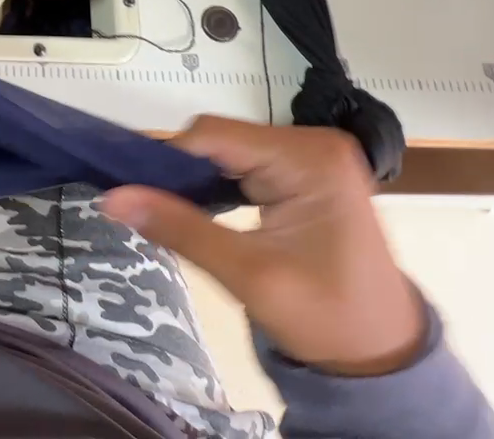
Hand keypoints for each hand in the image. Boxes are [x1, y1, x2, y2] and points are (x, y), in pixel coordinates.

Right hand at [101, 116, 424, 376]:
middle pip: (218, 140)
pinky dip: (216, 186)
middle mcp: (311, 144)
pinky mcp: (303, 174)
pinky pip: (240, 165)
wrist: (382, 359)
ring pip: (224, 151)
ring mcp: (309, 158)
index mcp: (310, 158)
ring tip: (174, 214)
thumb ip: (179, 229)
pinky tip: (201, 212)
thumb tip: (111, 198)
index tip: (133, 189)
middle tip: (155, 211)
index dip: (169, 158)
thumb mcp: (248, 276)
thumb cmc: (327, 318)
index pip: (214, 135)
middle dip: (184, 173)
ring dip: (197, 181)